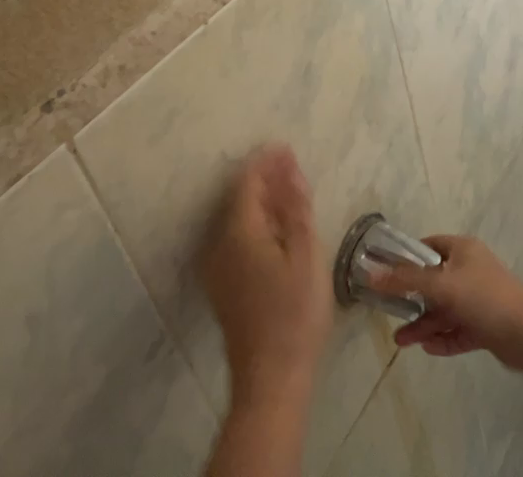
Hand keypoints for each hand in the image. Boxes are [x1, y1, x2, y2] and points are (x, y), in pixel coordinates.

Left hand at [200, 144, 333, 403]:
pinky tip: (276, 230)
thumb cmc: (295, 315)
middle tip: (290, 165)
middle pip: (238, 199)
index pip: (247, 183)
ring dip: (260, 201)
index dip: (266, 162)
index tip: (286, 146)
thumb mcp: (306, 255)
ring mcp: (216, 267)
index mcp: (238, 232)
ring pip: (236, 219)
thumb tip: (289, 170)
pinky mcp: (222, 285)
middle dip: (263, 179)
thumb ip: (296, 209)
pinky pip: (236, 239)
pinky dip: (256, 224)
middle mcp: (218, 244)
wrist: (270, 377)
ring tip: (287, 191)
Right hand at [367, 235, 522, 370]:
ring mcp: (479, 300)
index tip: (386, 271)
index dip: (407, 257)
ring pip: (444, 310)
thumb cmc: (484, 298)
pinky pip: (458, 331)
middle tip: (389, 311)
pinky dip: (443, 338)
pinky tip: (427, 348)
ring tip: (401, 341)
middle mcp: (471, 272)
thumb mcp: (441, 285)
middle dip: (412, 299)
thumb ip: (406, 280)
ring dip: (424, 324)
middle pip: (434, 283)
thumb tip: (370, 274)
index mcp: (463, 251)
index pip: (429, 246)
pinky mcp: (486, 326)